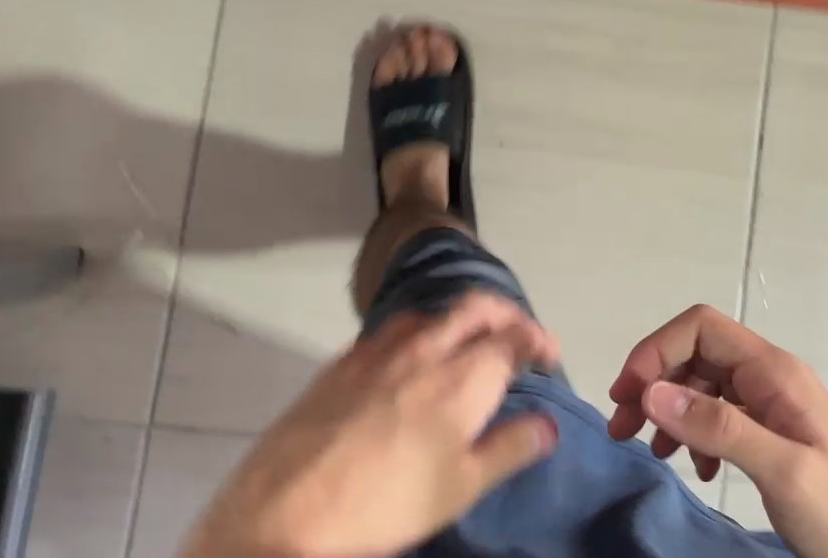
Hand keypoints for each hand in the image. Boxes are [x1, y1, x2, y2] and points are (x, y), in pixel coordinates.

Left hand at [180, 293, 560, 557]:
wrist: (279, 519)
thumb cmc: (384, 507)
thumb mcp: (459, 489)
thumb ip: (510, 449)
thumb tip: (548, 425)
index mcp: (463, 377)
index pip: (514, 337)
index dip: (538, 339)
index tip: (548, 354)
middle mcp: (427, 349)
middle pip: (477, 307)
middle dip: (506, 313)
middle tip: (516, 334)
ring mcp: (379, 351)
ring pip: (432, 313)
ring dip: (459, 319)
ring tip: (464, 344)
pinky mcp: (340, 363)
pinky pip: (390, 331)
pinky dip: (416, 334)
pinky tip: (407, 362)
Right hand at [608, 305, 827, 557]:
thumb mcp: (781, 470)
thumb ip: (719, 427)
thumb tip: (652, 390)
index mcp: (775, 371)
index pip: (702, 327)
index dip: (658, 350)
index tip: (628, 398)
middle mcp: (770, 376)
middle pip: (699, 352)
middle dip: (656, 380)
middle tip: (624, 428)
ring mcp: (773, 403)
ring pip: (705, 384)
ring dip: (671, 409)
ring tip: (655, 452)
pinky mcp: (773, 432)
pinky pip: (720, 415)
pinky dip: (696, 433)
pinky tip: (697, 468)